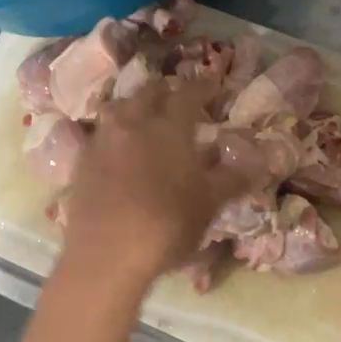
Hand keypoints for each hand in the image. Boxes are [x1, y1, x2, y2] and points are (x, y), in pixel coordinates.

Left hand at [59, 80, 251, 281]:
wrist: (107, 256)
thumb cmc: (167, 224)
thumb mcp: (210, 203)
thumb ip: (233, 178)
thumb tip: (259, 162)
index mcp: (169, 126)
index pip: (188, 93)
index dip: (203, 86)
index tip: (214, 85)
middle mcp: (133, 123)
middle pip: (148, 93)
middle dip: (166, 91)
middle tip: (179, 99)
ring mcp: (102, 141)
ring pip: (119, 109)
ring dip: (135, 107)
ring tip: (146, 118)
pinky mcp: (80, 163)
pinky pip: (100, 134)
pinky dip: (115, 133)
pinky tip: (120, 148)